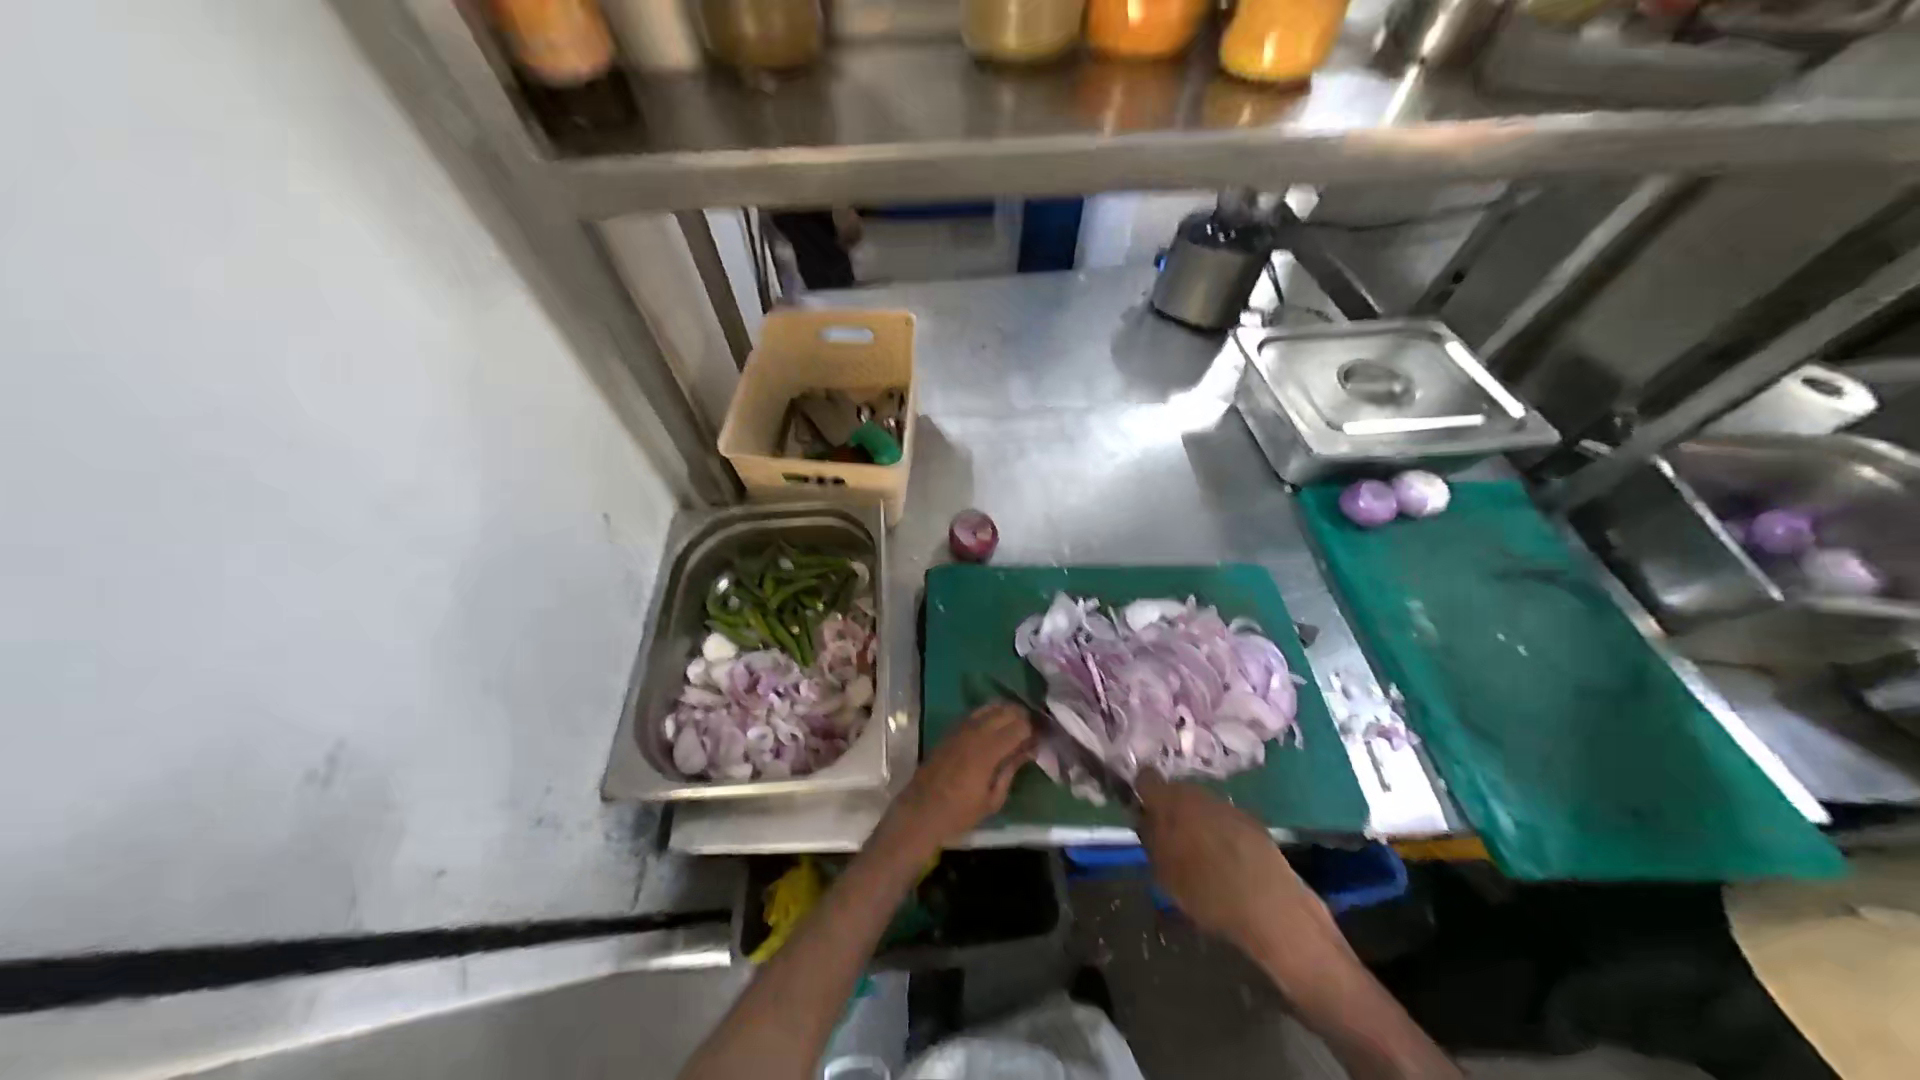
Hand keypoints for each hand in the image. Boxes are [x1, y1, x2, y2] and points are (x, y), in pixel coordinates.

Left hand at [883, 703, 1034, 851]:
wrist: (920, 812)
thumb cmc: (959, 813)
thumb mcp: (992, 799)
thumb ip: (1011, 769)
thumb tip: (1028, 750)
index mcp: (987, 751)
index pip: (1019, 726)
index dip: (1034, 729)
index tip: (1042, 738)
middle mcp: (974, 733)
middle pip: (1005, 711)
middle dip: (1023, 717)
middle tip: (1033, 731)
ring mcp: (960, 729)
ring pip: (989, 707)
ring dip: (1006, 712)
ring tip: (1017, 726)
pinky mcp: (951, 731)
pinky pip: (975, 714)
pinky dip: (990, 714)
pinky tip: (996, 726)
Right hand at [1135, 774, 1344, 981]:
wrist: (1271, 907)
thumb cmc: (1206, 892)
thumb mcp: (1164, 873)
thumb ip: (1150, 839)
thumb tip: (1145, 820)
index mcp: (1171, 802)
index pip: (1146, 780)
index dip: (1141, 793)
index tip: (1141, 812)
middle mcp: (1199, 794)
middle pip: (1175, 792)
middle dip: (1170, 810)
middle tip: (1167, 839)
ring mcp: (1228, 806)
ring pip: (1201, 806)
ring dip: (1195, 822)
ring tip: (1197, 854)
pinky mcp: (1252, 822)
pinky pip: (1224, 821)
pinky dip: (1219, 834)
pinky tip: (1224, 862)